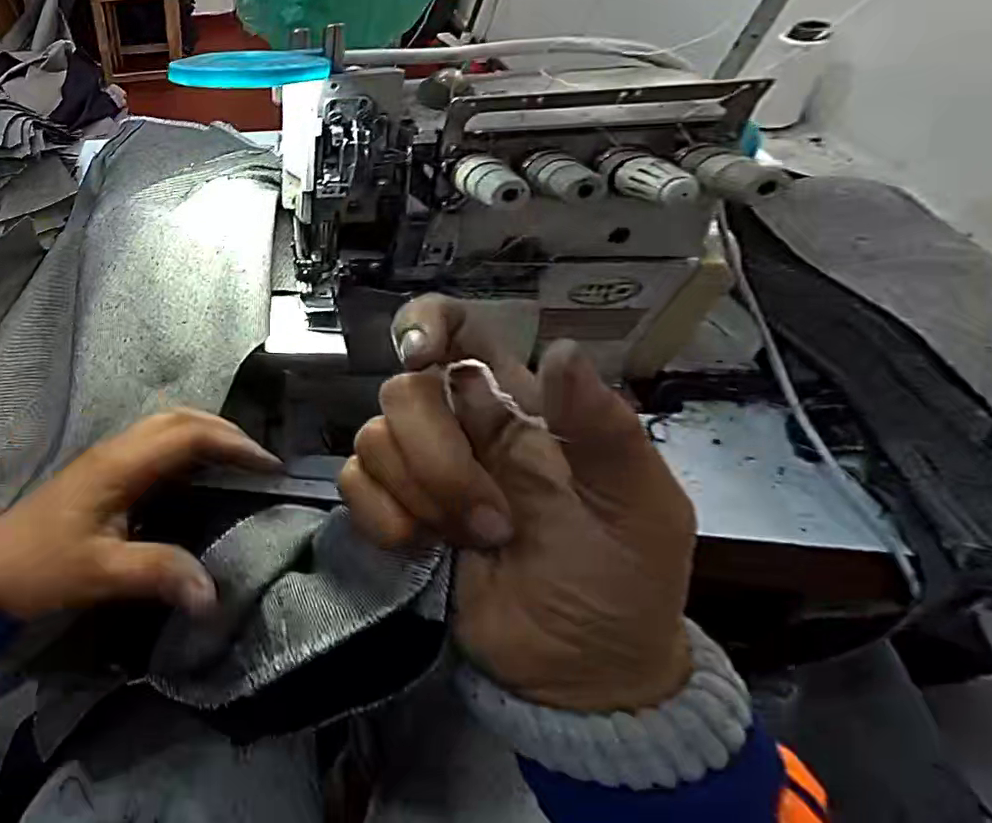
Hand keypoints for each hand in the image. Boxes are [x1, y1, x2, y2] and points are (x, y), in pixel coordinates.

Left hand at [0, 410, 280, 620]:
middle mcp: (117, 449)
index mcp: (120, 464)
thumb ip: (160, 574)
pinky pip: (155, 444)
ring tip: (237, 462)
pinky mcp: (103, 471)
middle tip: (258, 459)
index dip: (233, 444)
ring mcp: (108, 457)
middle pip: (179, 418)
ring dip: (205, 434)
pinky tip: (198, 474)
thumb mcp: (102, 574)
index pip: (187, 435)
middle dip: (224, 431)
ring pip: (166, 426)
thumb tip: (214, 594)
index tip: (268, 466)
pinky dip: (186, 447)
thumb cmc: (42, 568)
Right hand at [339, 295, 696, 712]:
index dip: (425, 322)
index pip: (457, 329)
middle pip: (403, 390)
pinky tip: (423, 547)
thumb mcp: (637, 506)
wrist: (575, 670)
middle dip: (438, 455)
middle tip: (493, 518)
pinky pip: (354, 484)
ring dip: (423, 496)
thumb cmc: (619, 578)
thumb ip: (604, 429)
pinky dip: (385, 519)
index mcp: (516, 405)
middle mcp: (458, 423)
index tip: (420, 354)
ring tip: (473, 540)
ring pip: (373, 436)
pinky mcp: (389, 508)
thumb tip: (561, 351)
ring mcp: (418, 467)